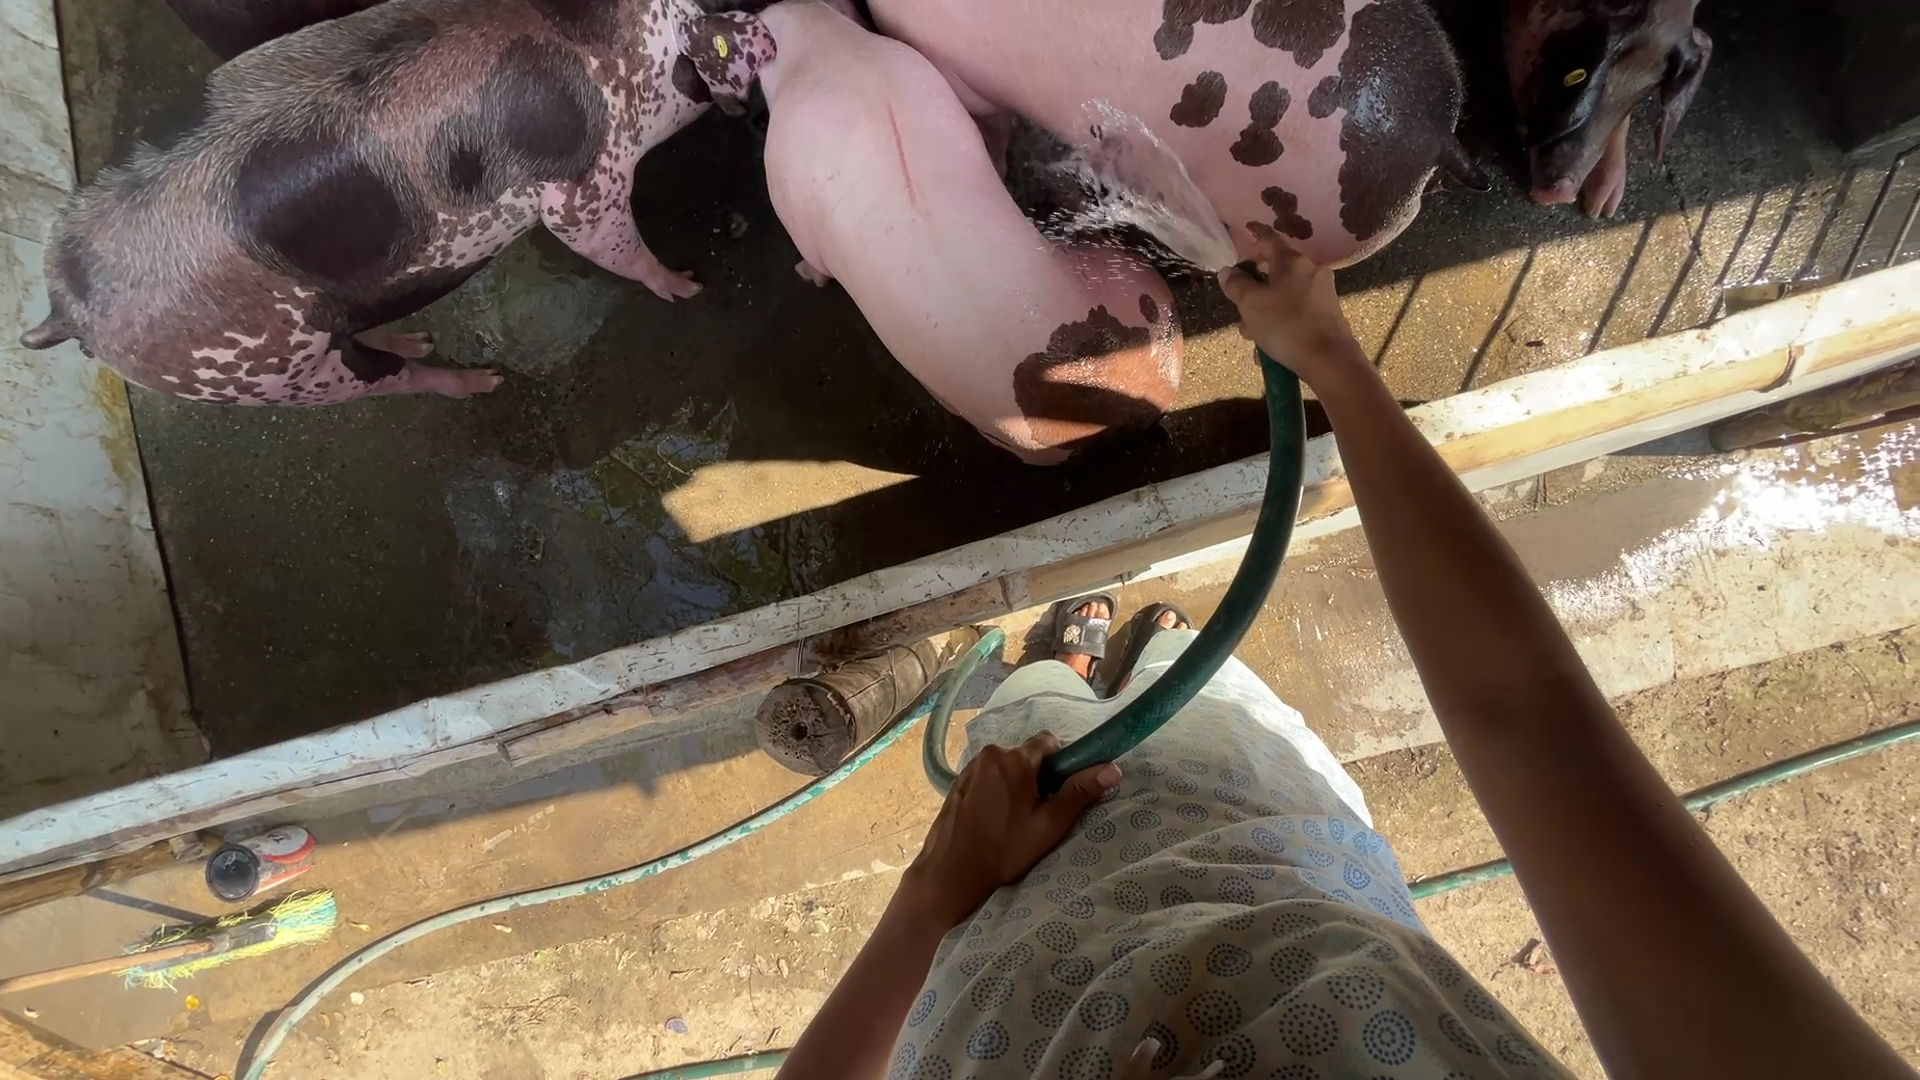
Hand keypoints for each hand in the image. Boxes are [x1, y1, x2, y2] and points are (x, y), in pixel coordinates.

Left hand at [898, 732, 1121, 929]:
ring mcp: (970, 766)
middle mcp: (990, 753)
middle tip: (1040, 810)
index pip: (1049, 741)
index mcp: (1015, 759)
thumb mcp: (1048, 825)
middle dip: (1038, 775)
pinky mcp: (957, 781)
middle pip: (1026, 754)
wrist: (949, 874)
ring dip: (1016, 782)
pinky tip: (994, 819)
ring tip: (1015, 819)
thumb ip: (1079, 793)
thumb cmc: (1003, 851)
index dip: (1062, 761)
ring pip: (1006, 766)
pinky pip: (987, 775)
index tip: (1063, 787)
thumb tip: (1113, 769)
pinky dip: (996, 789)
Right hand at [1217, 234, 1371, 391]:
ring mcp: (1321, 291)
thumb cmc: (1285, 325)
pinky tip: (1272, 347)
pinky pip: (1295, 312)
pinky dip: (1281, 324)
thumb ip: (1236, 285)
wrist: (1328, 357)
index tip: (1244, 239)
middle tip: (1241, 312)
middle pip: (1274, 273)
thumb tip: (1228, 271)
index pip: (1269, 239)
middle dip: (1254, 291)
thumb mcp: (1250, 305)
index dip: (1254, 238)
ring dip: (1265, 313)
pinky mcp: (1327, 312)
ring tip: (1255, 339)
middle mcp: (1310, 270)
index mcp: (1291, 262)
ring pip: (1283, 296)